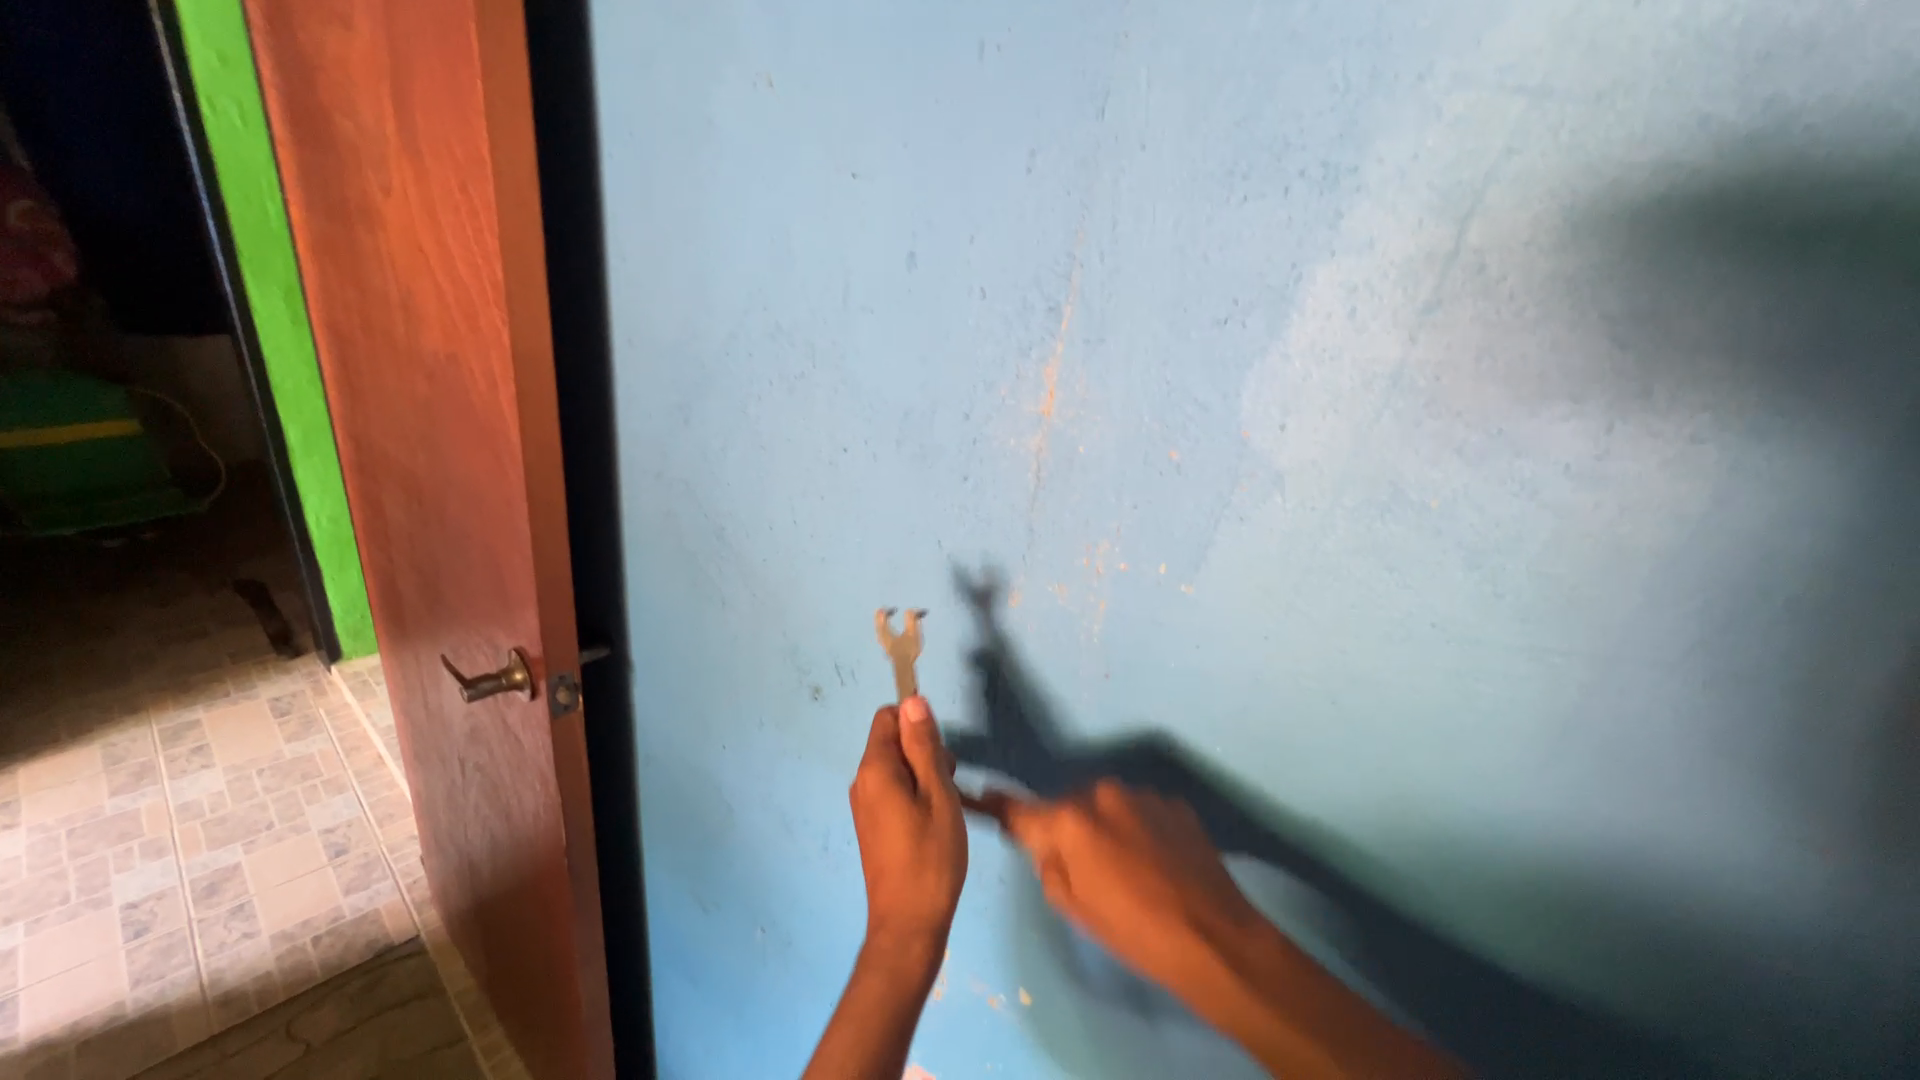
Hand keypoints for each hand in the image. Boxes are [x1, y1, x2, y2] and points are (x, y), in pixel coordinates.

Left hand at [850, 697, 966, 949]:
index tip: (943, 752)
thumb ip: (924, 746)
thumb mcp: (938, 794)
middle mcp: (862, 782)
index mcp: (875, 769)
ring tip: (946, 807)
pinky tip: (934, 822)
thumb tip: (912, 701)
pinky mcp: (872, 826)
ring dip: (923, 775)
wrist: (909, 923)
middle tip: (951, 783)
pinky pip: (892, 791)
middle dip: (924, 750)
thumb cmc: (931, 856)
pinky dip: (915, 795)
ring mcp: (864, 806)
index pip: (887, 717)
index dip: (917, 723)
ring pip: (895, 768)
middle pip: (891, 742)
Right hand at [976, 780, 1262, 989]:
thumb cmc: (1132, 930)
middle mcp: (1101, 793)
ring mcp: (1142, 795)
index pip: (1021, 808)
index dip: (999, 804)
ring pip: (1107, 805)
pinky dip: (1139, 828)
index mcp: (1069, 820)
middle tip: (1085, 867)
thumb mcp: (1072, 906)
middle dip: (1069, 827)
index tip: (982, 795)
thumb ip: (1047, 862)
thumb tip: (1042, 840)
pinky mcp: (1174, 803)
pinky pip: (1140, 811)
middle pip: (1069, 805)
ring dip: (1106, 825)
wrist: (1213, 937)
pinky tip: (1156, 861)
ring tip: (1128, 867)